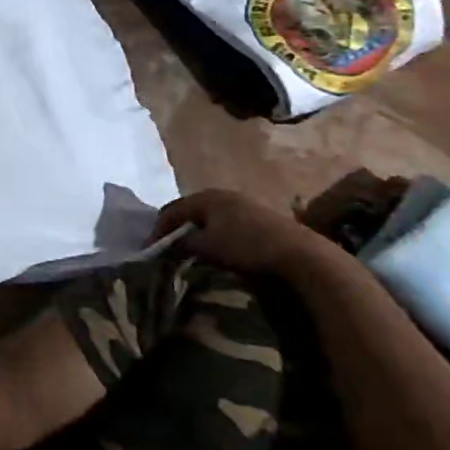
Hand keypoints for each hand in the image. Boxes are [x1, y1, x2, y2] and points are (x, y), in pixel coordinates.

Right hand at [153, 189, 330, 274]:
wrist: (300, 254)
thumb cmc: (246, 246)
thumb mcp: (207, 247)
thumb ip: (183, 244)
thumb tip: (169, 246)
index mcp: (205, 196)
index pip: (171, 210)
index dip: (158, 230)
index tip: (150, 251)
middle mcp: (222, 194)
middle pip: (191, 212)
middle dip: (178, 230)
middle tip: (169, 250)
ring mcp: (243, 204)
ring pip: (210, 219)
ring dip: (198, 234)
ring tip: (192, 253)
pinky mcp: (260, 218)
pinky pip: (227, 225)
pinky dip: (217, 237)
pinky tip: (220, 252)